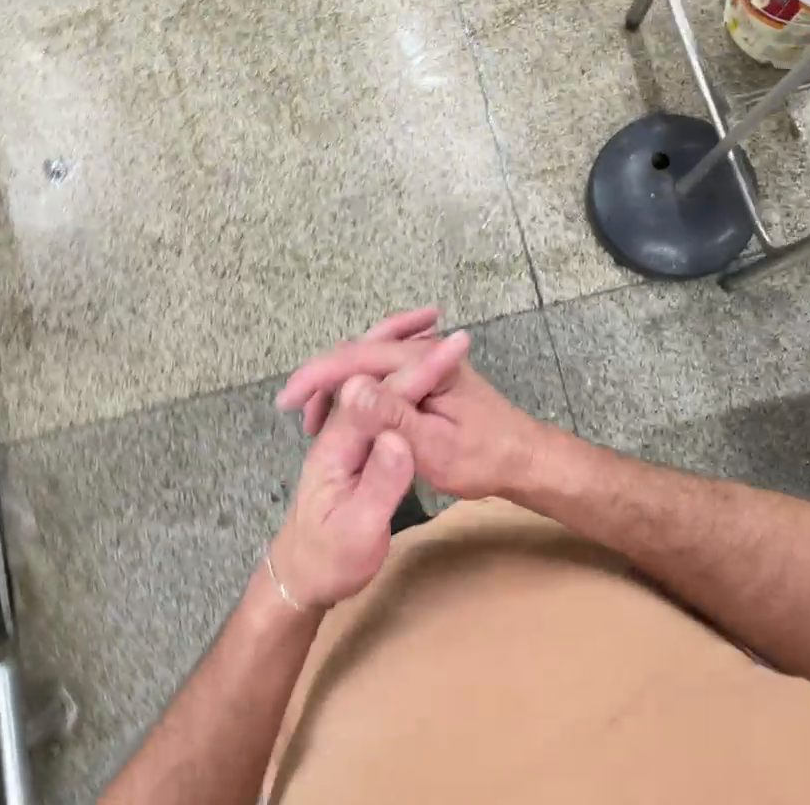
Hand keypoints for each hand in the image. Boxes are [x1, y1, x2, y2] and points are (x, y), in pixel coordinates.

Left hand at [266, 336, 468, 608]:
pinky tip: (417, 376)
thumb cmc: (329, 559)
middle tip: (446, 328)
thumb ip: (379, 484)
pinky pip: (376, 400)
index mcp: (338, 447)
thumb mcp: (358, 531)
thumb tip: (399, 437)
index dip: (418, 373)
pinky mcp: (354, 445)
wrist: (302, 576)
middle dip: (406, 349)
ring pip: (372, 383)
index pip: (380, 397)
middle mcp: (338, 432)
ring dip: (399, 356)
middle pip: (370, 376)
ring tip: (432, 332)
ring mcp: (345, 436)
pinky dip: (397, 379)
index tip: (453, 350)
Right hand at [276, 328, 546, 501]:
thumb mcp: (434, 447)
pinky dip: (357, 383)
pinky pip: (381, 367)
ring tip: (316, 414)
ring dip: (337, 381)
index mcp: (422, 362)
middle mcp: (421, 350)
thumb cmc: (482, 458)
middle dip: (321, 379)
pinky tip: (347, 404)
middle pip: (356, 352)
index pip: (355, 357)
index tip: (286, 402)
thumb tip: (350, 387)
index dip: (315, 377)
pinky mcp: (425, 373)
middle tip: (298, 416)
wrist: (522, 458)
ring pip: (366, 358)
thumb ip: (392, 417)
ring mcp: (424, 359)